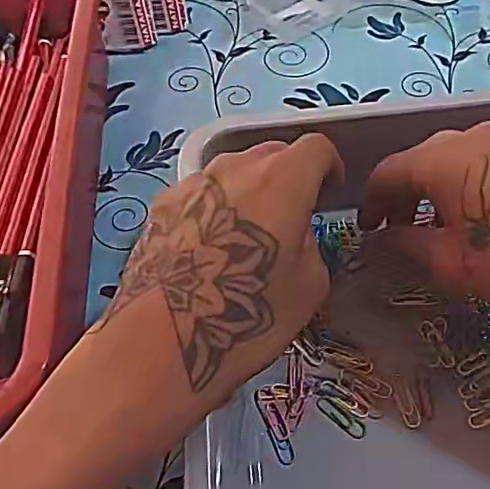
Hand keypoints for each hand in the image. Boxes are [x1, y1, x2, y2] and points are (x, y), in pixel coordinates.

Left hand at [88, 133, 342, 414]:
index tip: (330, 191)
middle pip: (272, 153)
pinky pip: (201, 196)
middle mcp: (233, 169)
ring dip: (250, 191)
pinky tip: (209, 252)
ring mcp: (190, 184)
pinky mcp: (159, 207)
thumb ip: (310, 243)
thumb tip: (295, 235)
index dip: (330, 166)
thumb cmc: (245, 314)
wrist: (159, 340)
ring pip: (233, 172)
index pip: (315, 147)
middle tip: (294, 215)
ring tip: (247, 237)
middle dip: (290, 176)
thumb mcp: (310, 287)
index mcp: (281, 180)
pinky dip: (215, 210)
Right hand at [361, 121, 489, 349]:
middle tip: (396, 235)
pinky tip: (471, 221)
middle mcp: (470, 135)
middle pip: (418, 162)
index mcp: (442, 157)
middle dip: (402, 198)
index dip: (371, 203)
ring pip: (449, 161)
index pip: (388, 173)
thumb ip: (406, 244)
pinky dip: (461, 187)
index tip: (368, 232)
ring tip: (433, 233)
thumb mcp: (453, 263)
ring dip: (432, 193)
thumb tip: (384, 236)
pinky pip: (478, 163)